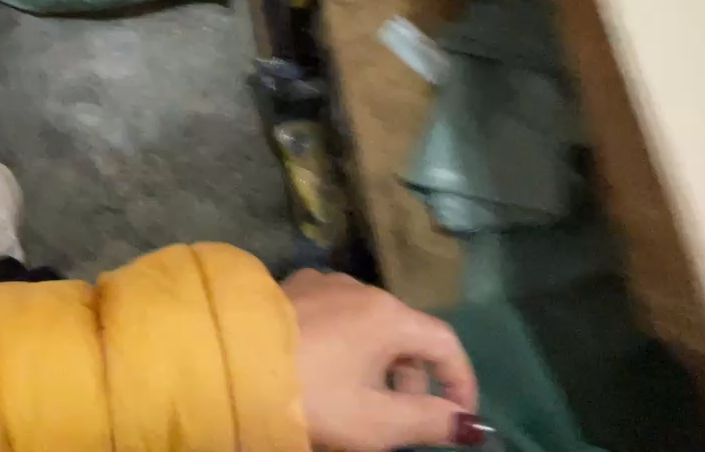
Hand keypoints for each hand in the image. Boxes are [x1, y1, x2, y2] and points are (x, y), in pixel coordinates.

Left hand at [283, 269, 483, 450]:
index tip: (459, 419)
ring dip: (378, 361)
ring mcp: (321, 281)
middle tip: (403, 421)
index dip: (461, 382)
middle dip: (413, 377)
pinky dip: (347, 343)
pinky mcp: (292, 286)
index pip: (444, 341)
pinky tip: (325, 371)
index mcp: (387, 313)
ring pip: (367, 323)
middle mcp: (358, 286)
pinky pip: (336, 314)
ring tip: (361, 401)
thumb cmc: (314, 395)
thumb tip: (470, 423)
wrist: (234, 360)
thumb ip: (429, 421)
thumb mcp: (377, 421)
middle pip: (404, 330)